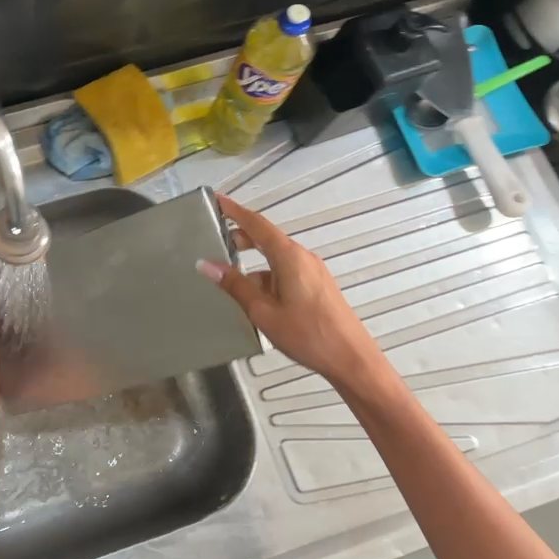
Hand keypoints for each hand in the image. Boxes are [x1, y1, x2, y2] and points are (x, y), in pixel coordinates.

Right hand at [199, 194, 391, 392]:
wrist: (351, 358)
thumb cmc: (306, 334)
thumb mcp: (263, 311)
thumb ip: (235, 285)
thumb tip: (207, 264)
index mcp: (288, 256)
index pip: (256, 224)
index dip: (235, 211)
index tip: (216, 199)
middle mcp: (302, 256)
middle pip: (268, 238)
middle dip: (243, 237)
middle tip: (217, 241)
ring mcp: (313, 271)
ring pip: (277, 258)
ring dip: (255, 261)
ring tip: (232, 277)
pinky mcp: (318, 285)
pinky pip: (287, 271)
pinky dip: (269, 276)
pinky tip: (258, 298)